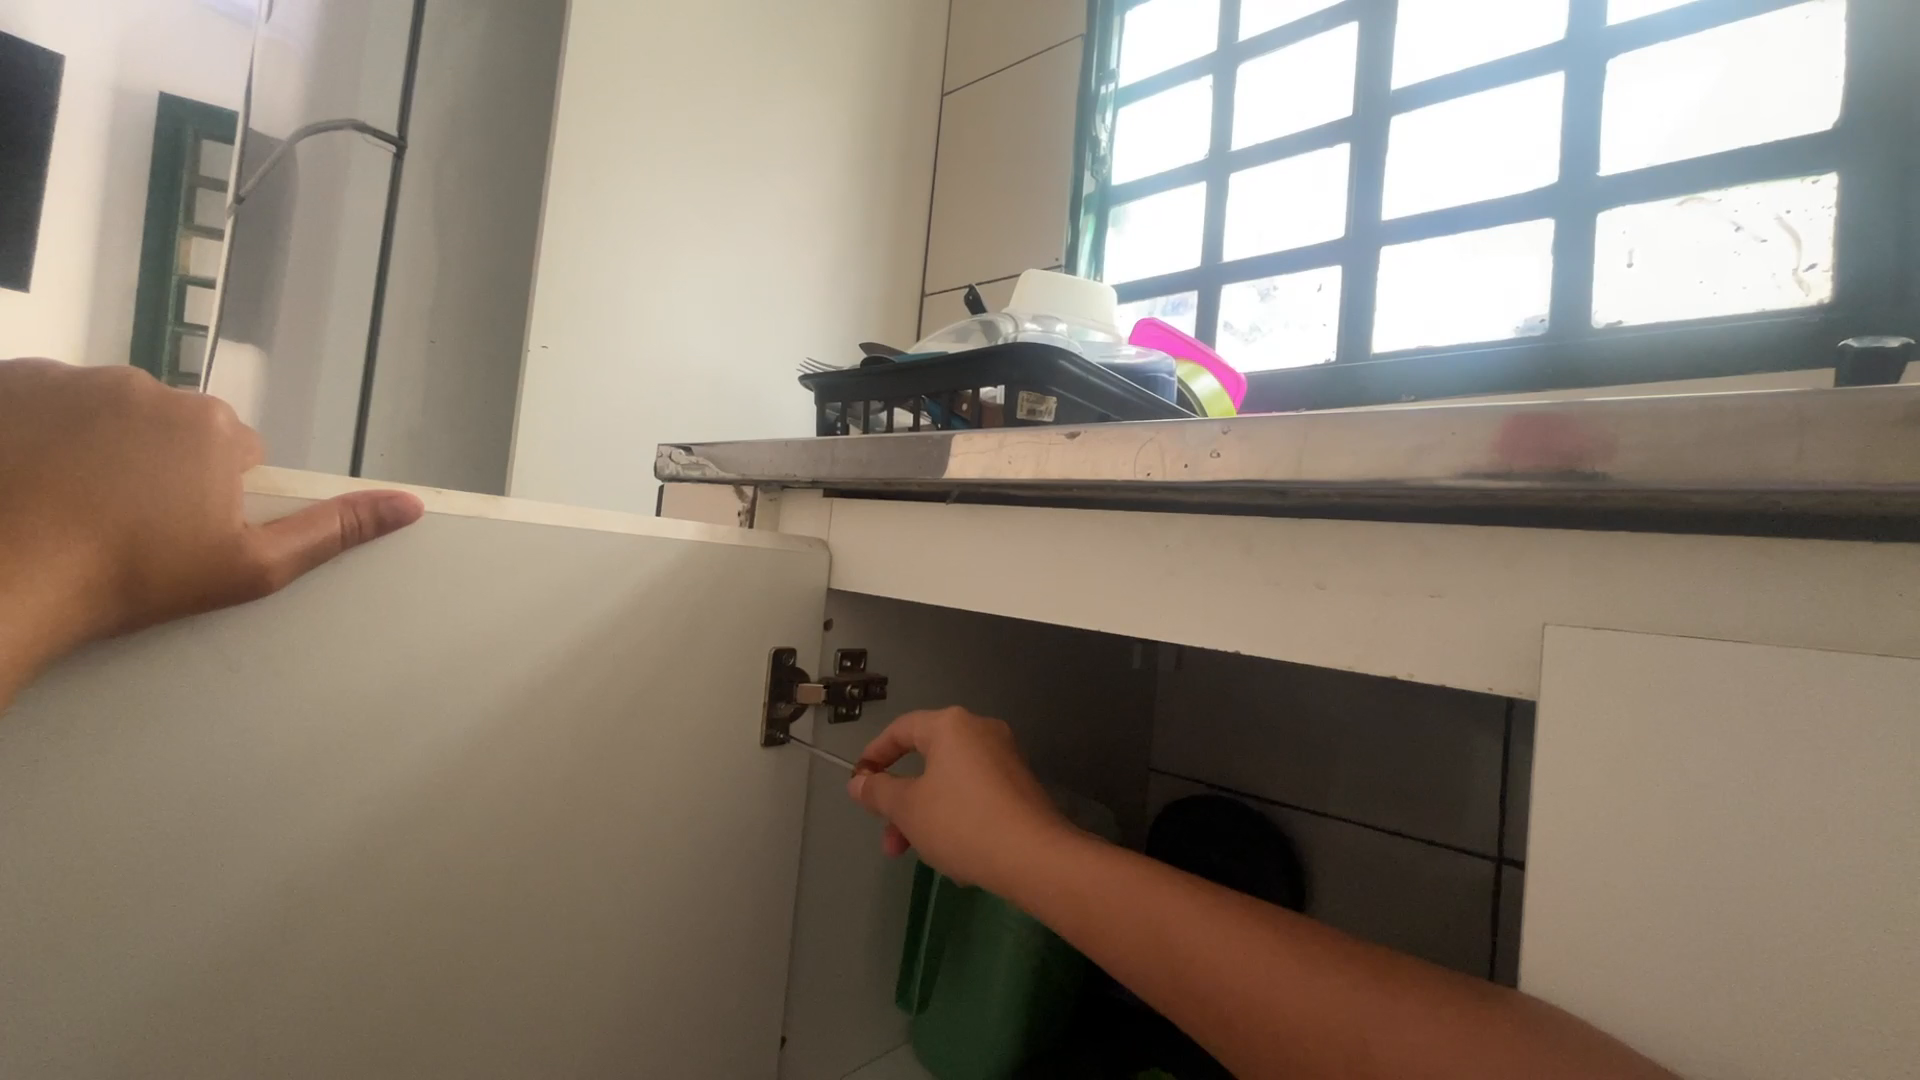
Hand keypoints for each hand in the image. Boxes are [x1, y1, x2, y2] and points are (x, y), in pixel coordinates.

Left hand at [0, 360, 424, 704]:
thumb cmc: (128, 576)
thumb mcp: (255, 565)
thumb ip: (337, 528)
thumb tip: (410, 504)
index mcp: (211, 425)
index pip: (233, 449)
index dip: (213, 492)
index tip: (179, 528)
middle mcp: (142, 386)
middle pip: (169, 424)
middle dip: (158, 463)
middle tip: (125, 521)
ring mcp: (60, 380)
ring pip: (104, 411)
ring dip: (97, 444)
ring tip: (67, 501)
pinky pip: (37, 401)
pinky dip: (34, 430)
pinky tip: (24, 477)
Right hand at [846, 707, 1079, 892]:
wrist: (1034, 856)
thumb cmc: (962, 823)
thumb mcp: (908, 809)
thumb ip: (878, 792)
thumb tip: (859, 782)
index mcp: (951, 726)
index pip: (902, 729)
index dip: (875, 754)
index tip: (860, 783)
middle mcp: (981, 731)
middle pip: (928, 760)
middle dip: (903, 802)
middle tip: (890, 838)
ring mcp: (1006, 757)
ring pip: (951, 782)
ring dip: (927, 815)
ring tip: (921, 855)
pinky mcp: (1021, 785)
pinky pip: (976, 795)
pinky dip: (956, 818)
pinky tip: (956, 855)